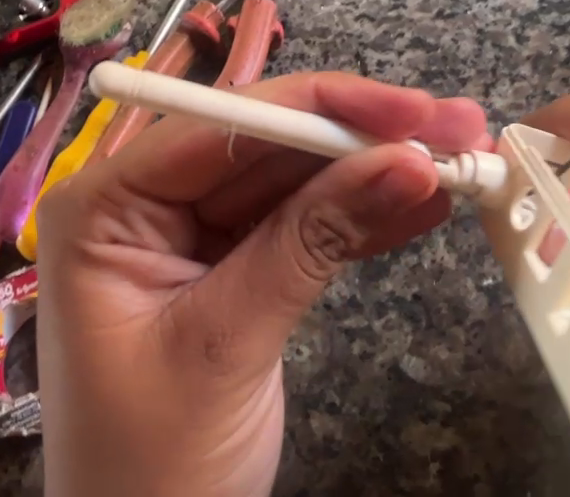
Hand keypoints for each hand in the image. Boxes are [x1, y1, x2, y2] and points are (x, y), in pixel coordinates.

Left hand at [34, 73, 489, 496]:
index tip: (409, 110)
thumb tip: (403, 163)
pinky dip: (363, 217)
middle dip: (362, 136)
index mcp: (108, 203)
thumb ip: (310, 243)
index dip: (321, 108)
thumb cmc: (150, 467)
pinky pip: (300, 225)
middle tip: (456, 127)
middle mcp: (146, 200)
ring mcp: (190, 232)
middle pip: (266, 144)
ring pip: (293, 180)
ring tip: (461, 160)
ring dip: (375, 171)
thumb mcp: (225, 344)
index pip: (222, 127)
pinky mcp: (231, 264)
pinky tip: (423, 204)